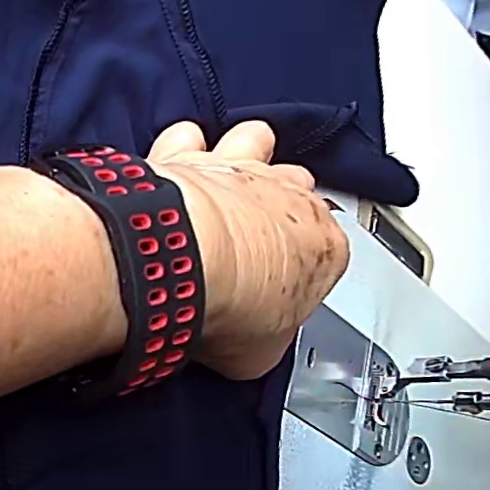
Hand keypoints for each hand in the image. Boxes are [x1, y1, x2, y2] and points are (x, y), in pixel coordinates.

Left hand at [148, 121, 348, 379]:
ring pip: (256, 139)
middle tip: (241, 234)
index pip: (323, 250)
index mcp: (322, 245)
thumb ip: (259, 347)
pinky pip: (186, 135)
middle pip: (293, 186)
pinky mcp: (180, 159)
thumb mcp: (257, 353)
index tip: (262, 290)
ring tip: (216, 181)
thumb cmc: (225, 305)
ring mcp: (233, 171)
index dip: (291, 269)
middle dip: (273, 203)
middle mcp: (283, 196)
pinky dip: (177, 147)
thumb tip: (241, 354)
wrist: (181, 264)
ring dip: (239, 155)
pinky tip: (166, 162)